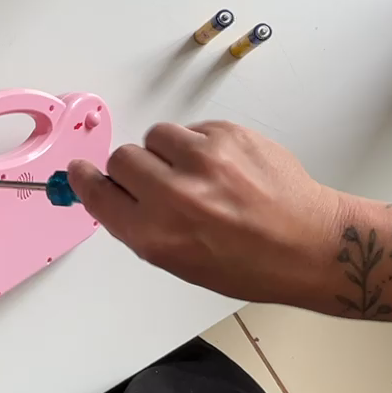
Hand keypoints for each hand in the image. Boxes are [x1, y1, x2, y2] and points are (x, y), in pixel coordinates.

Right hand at [66, 121, 348, 304]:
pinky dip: (200, 145)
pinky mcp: (229, 136)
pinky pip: (192, 129)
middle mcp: (174, 197)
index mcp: (155, 236)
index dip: (86, 180)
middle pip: (122, 158)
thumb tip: (110, 192)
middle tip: (159, 181)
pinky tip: (223, 169)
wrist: (311, 245)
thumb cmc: (246, 263)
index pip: (99, 194)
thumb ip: (138, 225)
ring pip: (155, 136)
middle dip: (134, 168)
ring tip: (197, 174)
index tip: (80, 171)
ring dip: (167, 151)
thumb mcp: (177, 260)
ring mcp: (204, 162)